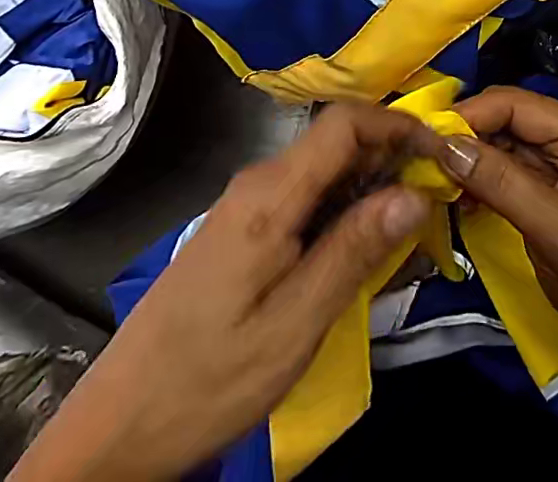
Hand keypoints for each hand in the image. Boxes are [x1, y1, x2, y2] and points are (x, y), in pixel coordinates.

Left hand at [11, 104, 432, 481]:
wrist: (115, 434)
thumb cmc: (208, 380)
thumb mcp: (295, 322)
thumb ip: (356, 249)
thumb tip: (417, 191)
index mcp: (270, 196)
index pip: (345, 122)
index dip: (400, 125)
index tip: (442, 153)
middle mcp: (260, 185)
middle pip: (341, 142)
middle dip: (396, 157)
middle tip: (438, 195)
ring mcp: (251, 206)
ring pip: (331, 169)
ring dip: (377, 185)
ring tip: (412, 223)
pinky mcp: (249, 229)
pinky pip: (313, 196)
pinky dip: (351, 207)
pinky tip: (367, 244)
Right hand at [439, 87, 557, 481]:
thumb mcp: (556, 230)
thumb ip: (503, 183)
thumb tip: (445, 145)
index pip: (516, 104)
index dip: (469, 115)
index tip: (421, 141)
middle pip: (504, 118)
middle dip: (462, 136)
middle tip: (416, 164)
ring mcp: (556, 158)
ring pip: (497, 142)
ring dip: (464, 160)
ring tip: (427, 184)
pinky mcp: (542, 184)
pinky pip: (500, 168)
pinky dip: (475, 180)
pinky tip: (453, 200)